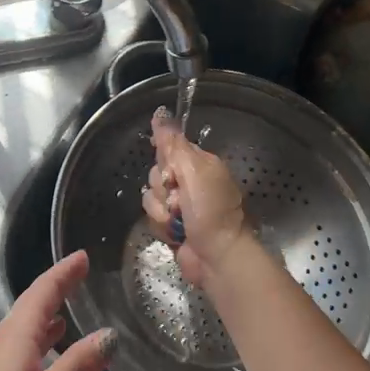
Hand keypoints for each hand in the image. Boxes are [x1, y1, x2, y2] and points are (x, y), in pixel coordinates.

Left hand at [0, 250, 113, 370]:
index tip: (83, 255)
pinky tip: (49, 348)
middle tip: (80, 272)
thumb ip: (78, 366)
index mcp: (16, 334)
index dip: (63, 272)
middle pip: (32, 303)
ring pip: (26, 324)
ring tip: (69, 305)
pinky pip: (22, 343)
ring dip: (48, 311)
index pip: (42, 291)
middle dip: (57, 286)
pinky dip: (40, 335)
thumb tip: (109, 333)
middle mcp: (3, 340)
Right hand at [142, 105, 252, 289]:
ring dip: (161, 210)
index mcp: (200, 163)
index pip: (169, 147)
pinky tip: (175, 233)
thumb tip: (159, 112)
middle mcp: (190, 182)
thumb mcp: (194, 169)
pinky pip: (152, 217)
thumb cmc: (210, 210)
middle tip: (179, 198)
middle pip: (156, 172)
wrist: (218, 257)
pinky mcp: (172, 226)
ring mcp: (180, 206)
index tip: (170, 171)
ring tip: (179, 221)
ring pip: (151, 196)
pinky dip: (162, 225)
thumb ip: (173, 143)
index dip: (165, 158)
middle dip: (162, 187)